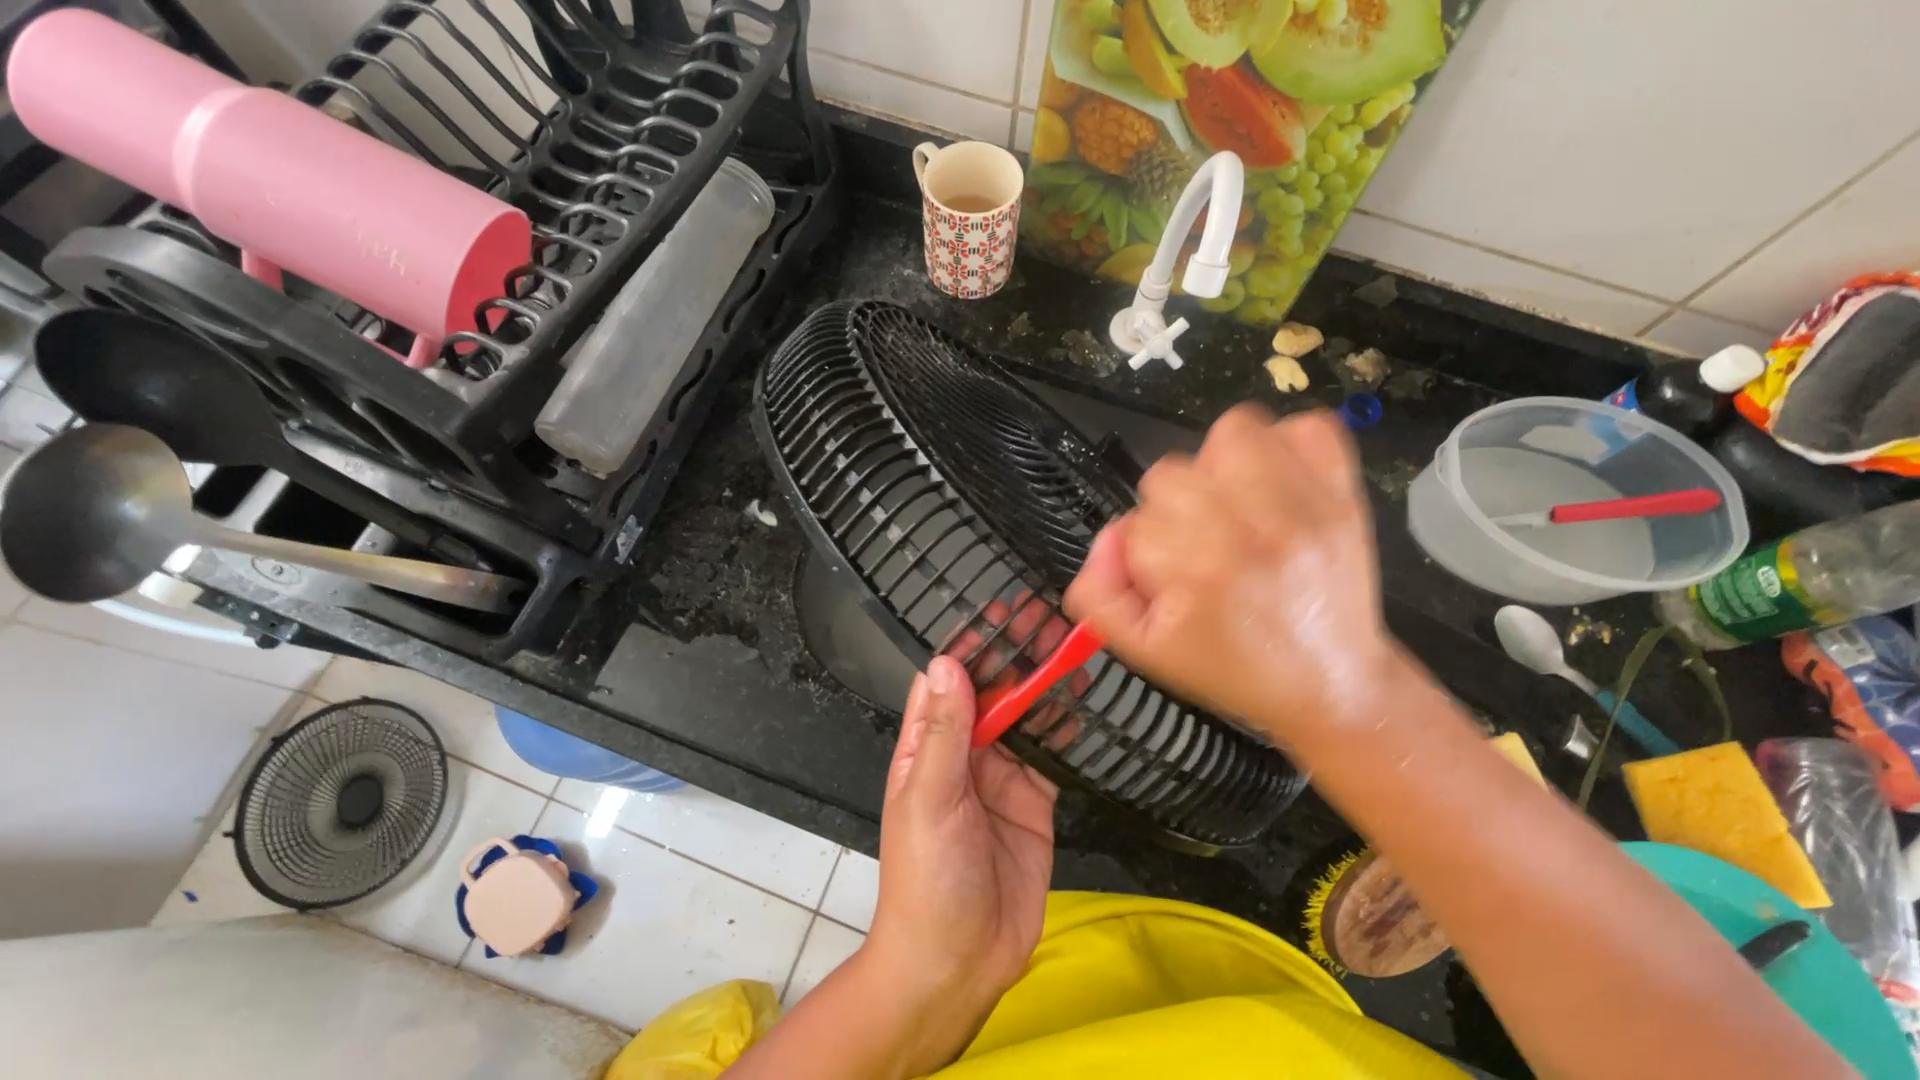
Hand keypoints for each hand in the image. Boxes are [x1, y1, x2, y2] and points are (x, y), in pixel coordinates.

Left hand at [862, 655, 1057, 1066]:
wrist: (959, 962)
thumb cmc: (927, 880)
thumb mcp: (929, 800)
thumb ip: (942, 735)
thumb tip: (948, 663)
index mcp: (926, 749)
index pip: (949, 683)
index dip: (972, 646)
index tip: (1001, 610)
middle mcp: (963, 756)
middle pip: (992, 695)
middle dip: (1017, 659)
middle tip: (1050, 620)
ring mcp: (1001, 779)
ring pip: (1025, 720)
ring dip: (1045, 687)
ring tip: (1073, 647)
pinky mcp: (1035, 804)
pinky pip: (1053, 757)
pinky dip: (1069, 731)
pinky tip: (1087, 703)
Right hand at [1064, 403, 1397, 748]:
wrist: (1330, 683)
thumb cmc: (1231, 669)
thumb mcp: (1144, 653)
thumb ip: (1099, 594)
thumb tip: (1109, 536)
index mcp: (1197, 572)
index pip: (1137, 523)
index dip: (1145, 553)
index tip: (1173, 582)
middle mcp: (1249, 530)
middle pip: (1172, 473)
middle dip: (1175, 510)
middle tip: (1201, 546)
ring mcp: (1303, 505)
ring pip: (1232, 433)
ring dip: (1222, 466)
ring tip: (1235, 505)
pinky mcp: (1342, 493)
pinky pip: (1309, 427)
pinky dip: (1288, 448)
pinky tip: (1278, 485)